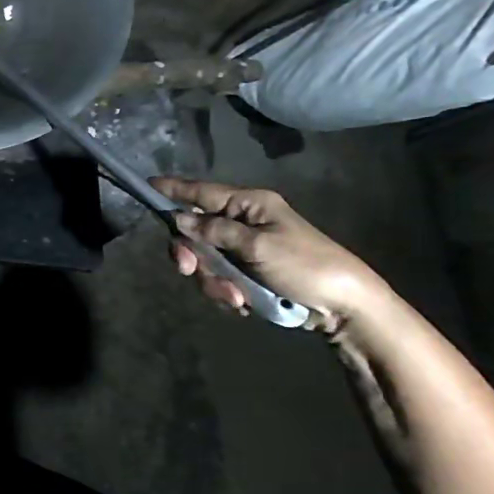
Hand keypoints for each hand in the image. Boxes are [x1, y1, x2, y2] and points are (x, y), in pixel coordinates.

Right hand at [150, 178, 400, 330]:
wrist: (346, 307)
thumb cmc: (307, 266)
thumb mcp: (258, 246)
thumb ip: (215, 231)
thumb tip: (179, 218)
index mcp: (249, 205)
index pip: (202, 192)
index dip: (174, 190)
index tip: (147, 186)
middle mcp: (242, 222)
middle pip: (194, 230)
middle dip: (191, 254)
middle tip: (187, 269)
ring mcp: (243, 249)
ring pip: (204, 259)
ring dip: (213, 280)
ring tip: (235, 298)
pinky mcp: (247, 273)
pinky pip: (218, 278)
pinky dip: (225, 292)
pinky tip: (242, 304)